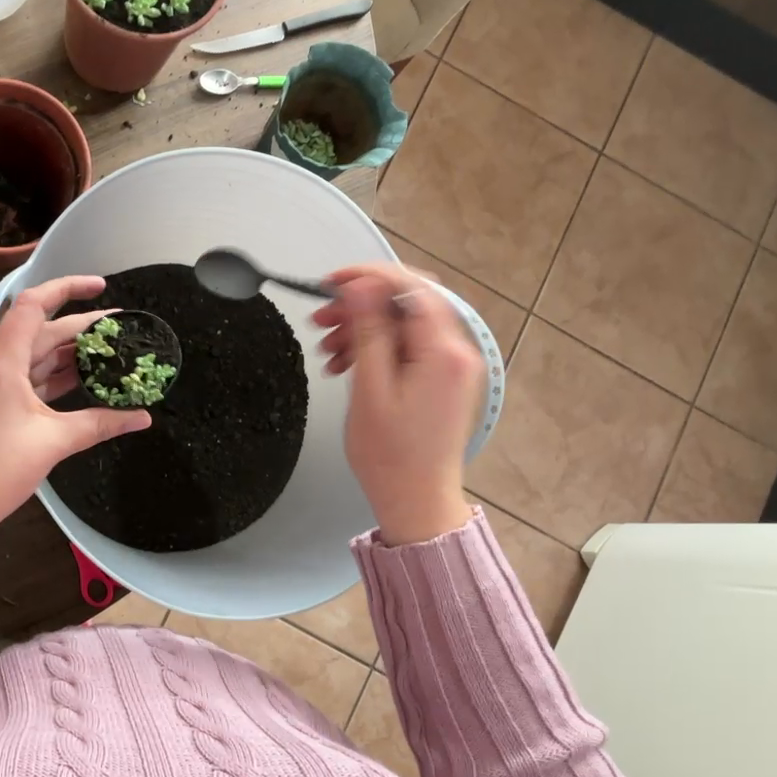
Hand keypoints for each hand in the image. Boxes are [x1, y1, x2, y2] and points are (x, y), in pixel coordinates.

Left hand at [0, 276, 152, 538]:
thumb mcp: (54, 442)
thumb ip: (100, 423)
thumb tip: (142, 417)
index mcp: (1, 365)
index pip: (33, 307)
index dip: (67, 288)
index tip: (101, 286)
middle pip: (39, 333)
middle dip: (80, 328)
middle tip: (121, 329)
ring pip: (33, 357)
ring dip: (69, 353)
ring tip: (110, 351)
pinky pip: (26, 379)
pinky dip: (52, 376)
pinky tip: (83, 378)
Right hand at [313, 263, 482, 544]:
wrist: (416, 500)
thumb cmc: (390, 456)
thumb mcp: (370, 390)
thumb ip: (369, 332)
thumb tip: (361, 287)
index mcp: (443, 352)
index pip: (409, 287)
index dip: (367, 277)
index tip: (329, 284)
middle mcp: (456, 351)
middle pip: (406, 303)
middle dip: (360, 304)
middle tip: (320, 318)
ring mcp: (450, 365)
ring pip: (402, 324)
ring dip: (362, 327)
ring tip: (326, 349)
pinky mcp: (440, 378)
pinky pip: (406, 346)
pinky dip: (374, 347)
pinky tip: (345, 364)